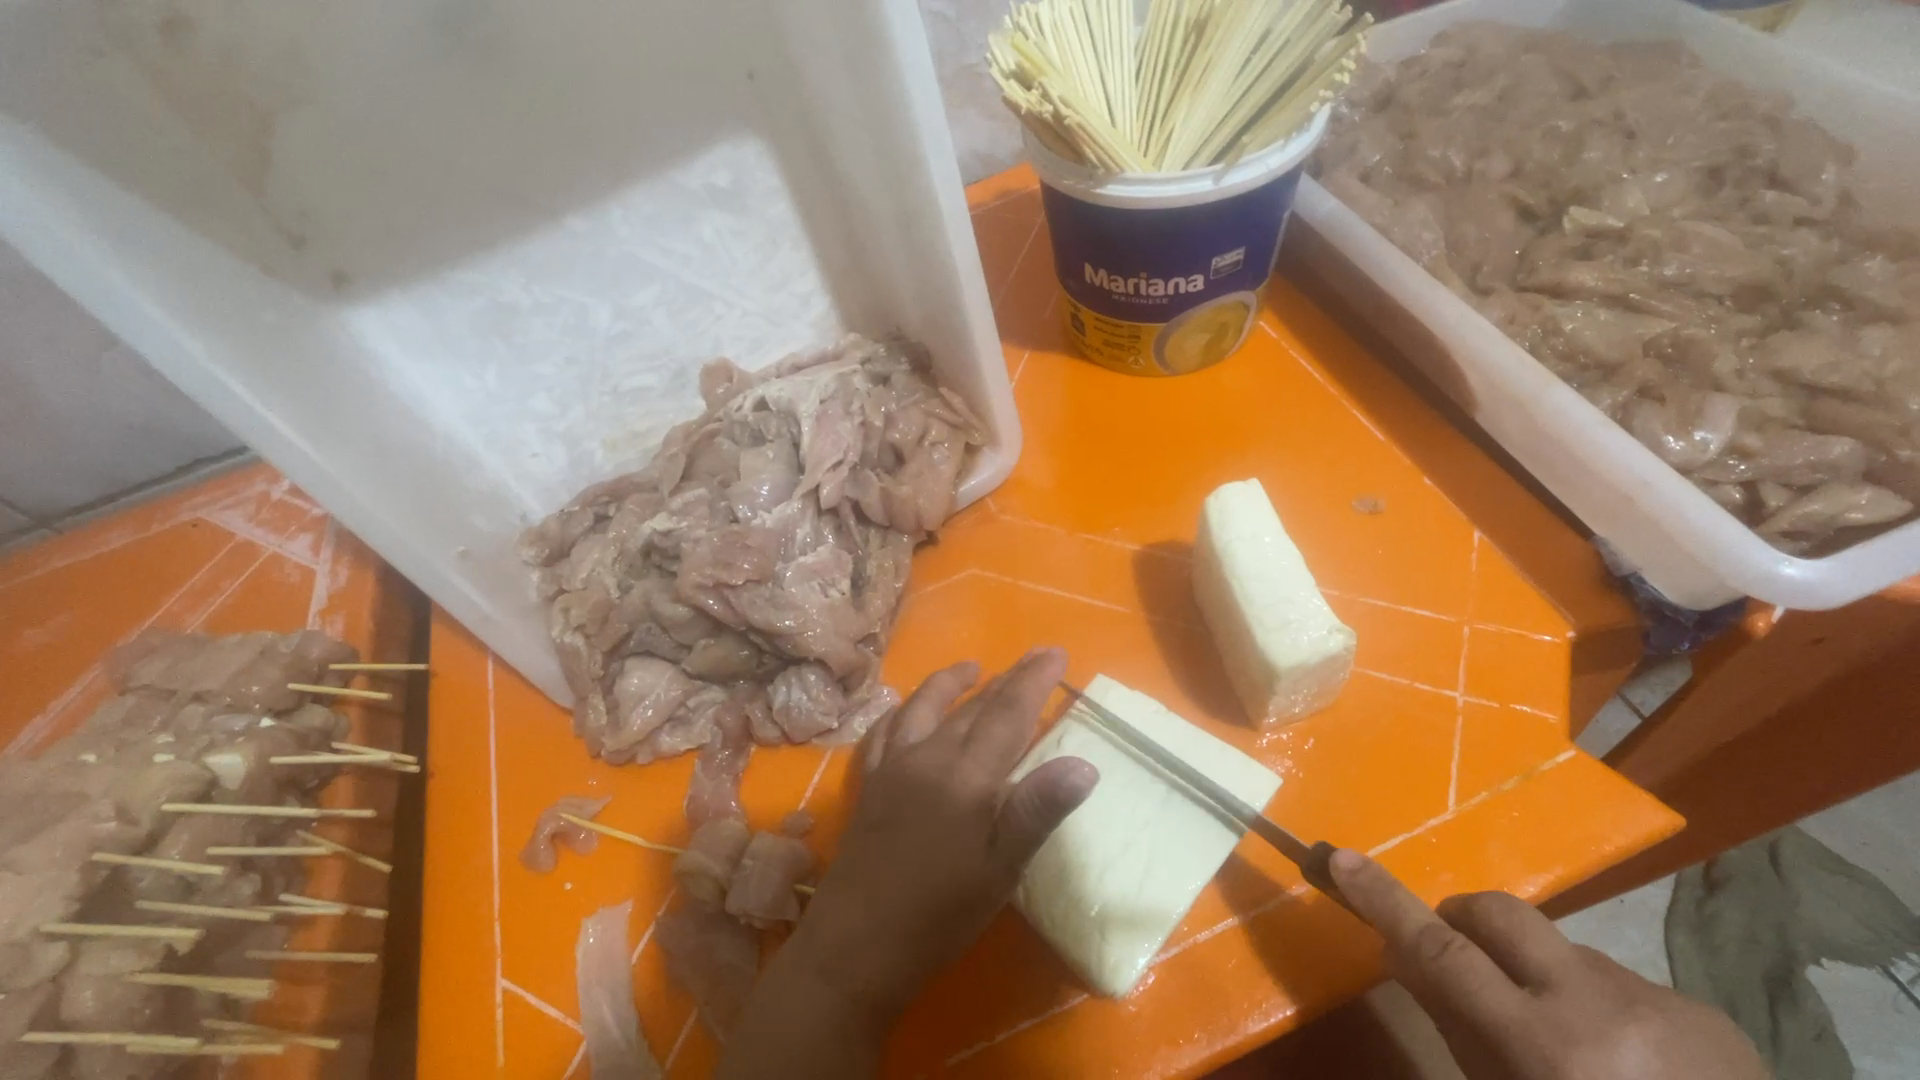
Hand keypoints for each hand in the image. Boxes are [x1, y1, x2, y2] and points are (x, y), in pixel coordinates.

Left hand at [791, 647, 1098, 1022]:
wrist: (855, 946)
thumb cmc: (939, 915)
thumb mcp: (1000, 871)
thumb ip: (1037, 811)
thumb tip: (1084, 765)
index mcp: (967, 778)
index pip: (1009, 715)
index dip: (1034, 681)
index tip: (1055, 653)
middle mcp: (928, 758)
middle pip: (973, 707)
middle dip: (1007, 679)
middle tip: (1033, 657)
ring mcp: (892, 767)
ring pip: (925, 708)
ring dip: (951, 683)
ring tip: (971, 668)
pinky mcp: (868, 784)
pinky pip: (884, 730)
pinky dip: (901, 710)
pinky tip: (905, 709)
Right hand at [1330, 850, 1767, 1079]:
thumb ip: (1455, 1026)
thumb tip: (1400, 952)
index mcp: (1545, 1049)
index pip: (1444, 953)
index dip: (1388, 903)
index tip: (1344, 859)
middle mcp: (1600, 1008)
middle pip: (1501, 913)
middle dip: (1464, 919)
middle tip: (1458, 955)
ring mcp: (1661, 1002)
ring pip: (1564, 950)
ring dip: (1543, 977)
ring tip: (1571, 1043)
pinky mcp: (1706, 1011)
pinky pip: (1626, 984)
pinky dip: (1605, 1007)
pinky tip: (1630, 1062)